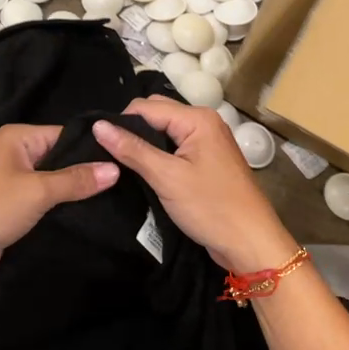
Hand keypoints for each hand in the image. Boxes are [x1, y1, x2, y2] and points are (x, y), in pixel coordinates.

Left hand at [0, 124, 119, 285]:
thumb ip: (76, 180)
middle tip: (125, 181)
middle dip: (86, 171)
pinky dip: (61, 206)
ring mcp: (13, 181)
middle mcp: (15, 153)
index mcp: (17, 137)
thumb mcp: (38, 191)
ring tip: (115, 198)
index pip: (65, 134)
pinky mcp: (13, 206)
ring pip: (53, 181)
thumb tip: (115, 168)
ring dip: (74, 191)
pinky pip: (44, 199)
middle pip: (60, 157)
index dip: (93, 147)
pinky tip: (88, 213)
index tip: (126, 158)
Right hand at [92, 97, 296, 271]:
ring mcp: (207, 141)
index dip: (121, 123)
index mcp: (197, 118)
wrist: (251, 243)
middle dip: (132, 131)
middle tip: (111, 158)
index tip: (99, 147)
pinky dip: (159, 155)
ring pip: (164, 132)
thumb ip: (132, 150)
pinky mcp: (207, 160)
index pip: (146, 107)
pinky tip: (144, 172)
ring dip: (144, 145)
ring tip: (122, 165)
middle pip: (156, 114)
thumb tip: (98, 126)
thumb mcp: (167, 178)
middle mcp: (204, 121)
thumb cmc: (211, 208)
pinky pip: (175, 147)